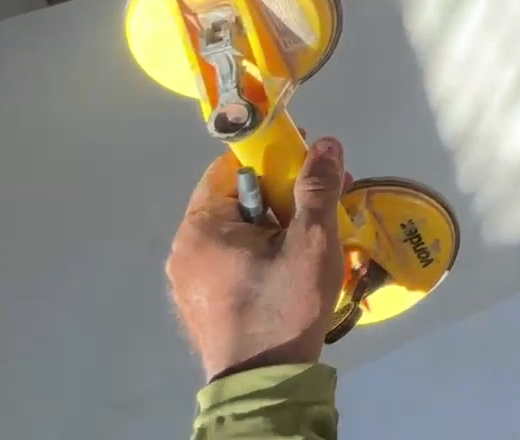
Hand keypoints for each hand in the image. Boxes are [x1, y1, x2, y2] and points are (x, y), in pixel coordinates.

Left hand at [167, 137, 349, 380]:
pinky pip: (239, 251)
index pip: (230, 169)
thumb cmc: (285, 301)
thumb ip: (317, 188)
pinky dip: (271, 242)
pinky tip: (300, 255)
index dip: (271, 156)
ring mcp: (194, 276)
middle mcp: (187, 249)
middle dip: (288, 188)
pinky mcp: (208, 296)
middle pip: (241, 196)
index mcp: (203, 230)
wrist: (265, 377)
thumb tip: (324, 143)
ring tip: (323, 227)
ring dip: (284, 216)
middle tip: (331, 193)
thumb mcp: (312, 239)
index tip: (310, 159)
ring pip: (243, 225)